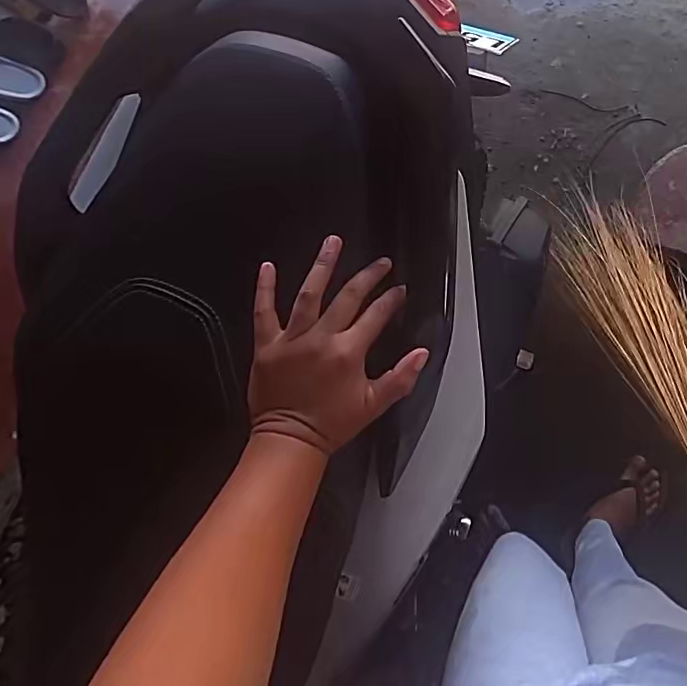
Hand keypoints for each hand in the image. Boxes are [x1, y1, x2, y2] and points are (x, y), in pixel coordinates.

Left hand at [249, 235, 428, 455]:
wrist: (288, 443)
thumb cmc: (331, 425)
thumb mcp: (373, 404)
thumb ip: (401, 377)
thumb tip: (422, 353)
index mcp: (348, 352)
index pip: (375, 315)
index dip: (391, 300)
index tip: (398, 290)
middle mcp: (321, 339)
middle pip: (348, 296)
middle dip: (368, 276)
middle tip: (381, 262)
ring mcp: (292, 339)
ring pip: (309, 293)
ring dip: (323, 265)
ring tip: (333, 242)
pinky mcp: (267, 346)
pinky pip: (264, 312)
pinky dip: (265, 288)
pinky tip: (268, 266)